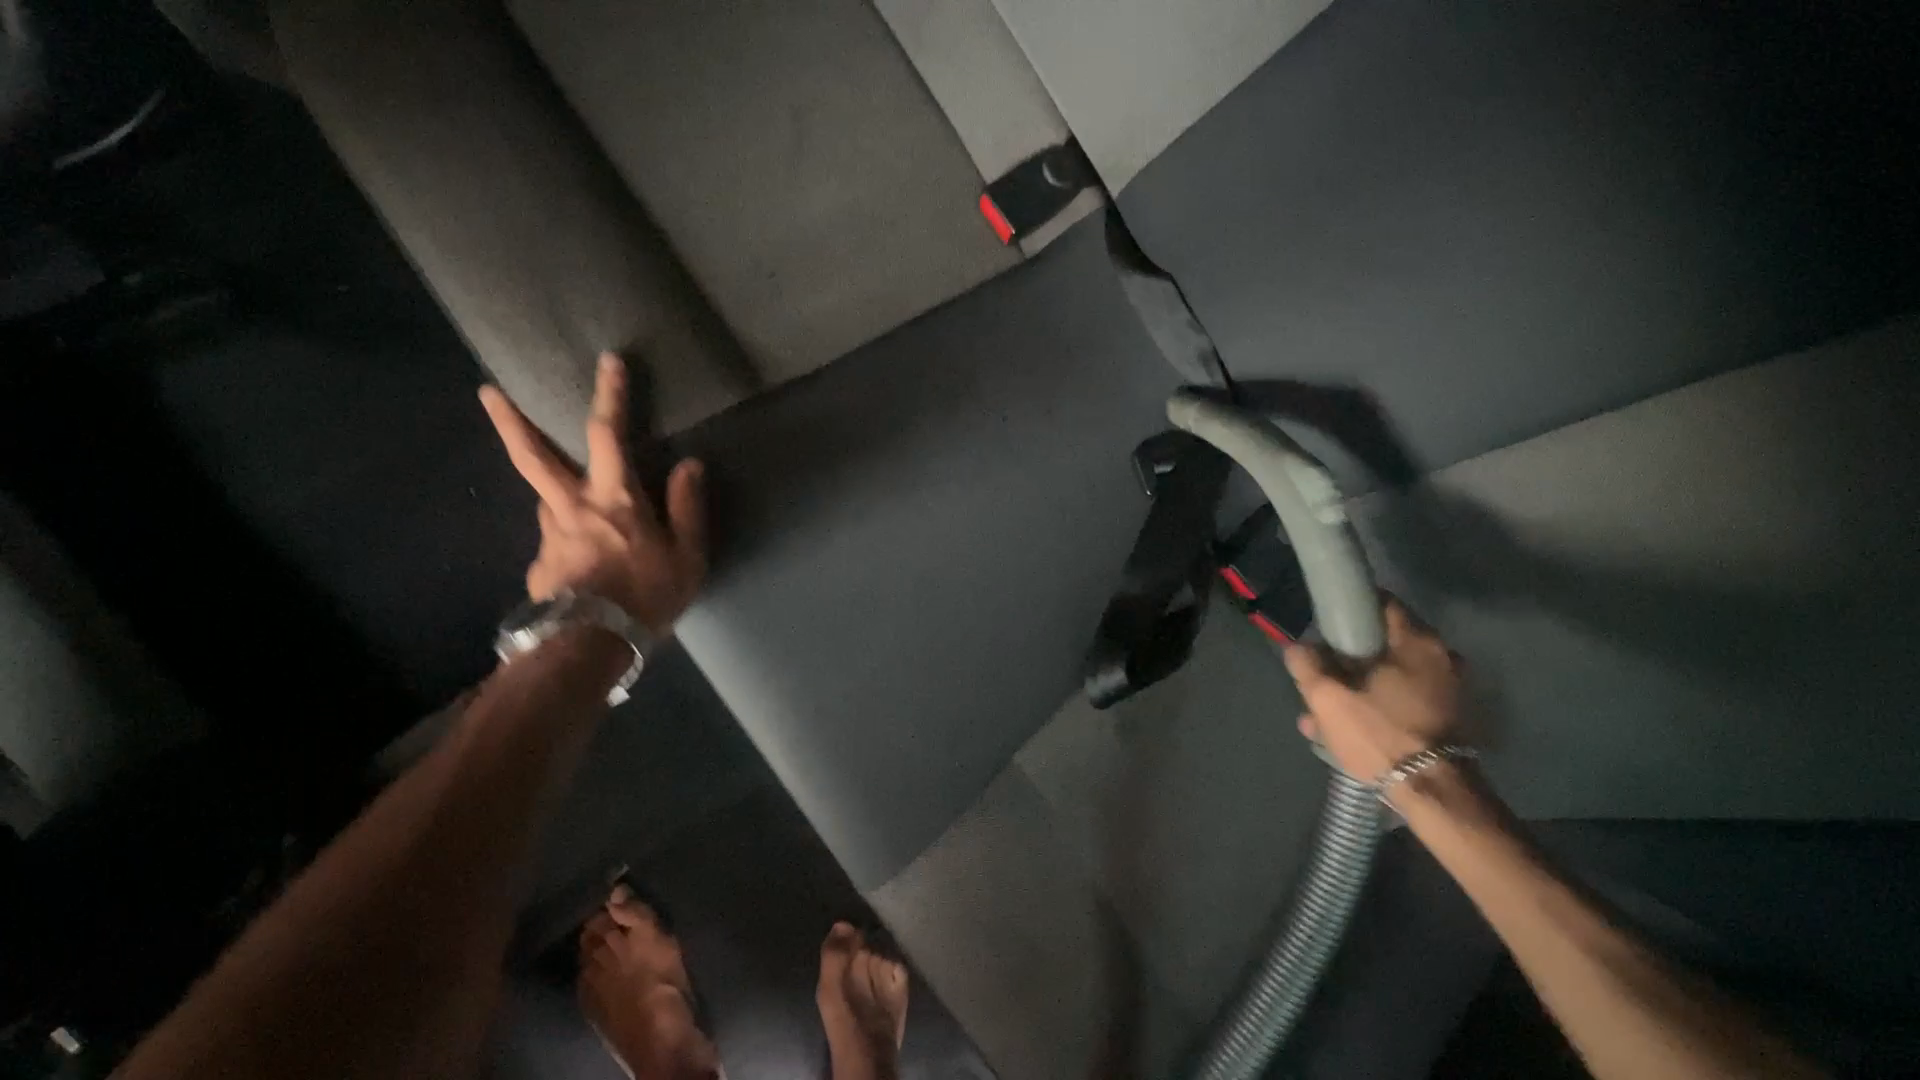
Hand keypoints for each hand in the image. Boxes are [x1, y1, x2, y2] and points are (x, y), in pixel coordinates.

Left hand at [479, 353, 706, 636]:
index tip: (608, 361)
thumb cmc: (646, 597)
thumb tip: (689, 465)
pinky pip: (557, 544)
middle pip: (534, 455)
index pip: (608, 434)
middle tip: (487, 391)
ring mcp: (549, 537)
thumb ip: (687, 509)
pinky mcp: (539, 567)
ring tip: (581, 511)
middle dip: (511, 420)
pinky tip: (583, 567)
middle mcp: (571, 507)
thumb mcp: (687, 556)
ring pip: (548, 502)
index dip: (610, 396)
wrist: (591, 646)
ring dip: (558, 494)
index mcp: (613, 499)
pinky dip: (569, 545)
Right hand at [1284, 598, 1463, 781]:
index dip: (1351, 608)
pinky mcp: (1450, 717)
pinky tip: (1353, 728)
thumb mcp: (1327, 699)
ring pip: (1394, 676)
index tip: (1327, 623)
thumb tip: (1299, 648)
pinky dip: (1382, 706)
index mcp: (1417, 641)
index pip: (1382, 602)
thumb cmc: (1381, 734)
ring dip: (1362, 687)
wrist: (1433, 792)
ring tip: (1328, 713)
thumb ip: (1307, 665)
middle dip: (1349, 658)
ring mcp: (1451, 688)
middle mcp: (1442, 657)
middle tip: (1323, 674)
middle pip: (1386, 643)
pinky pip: (1407, 699)